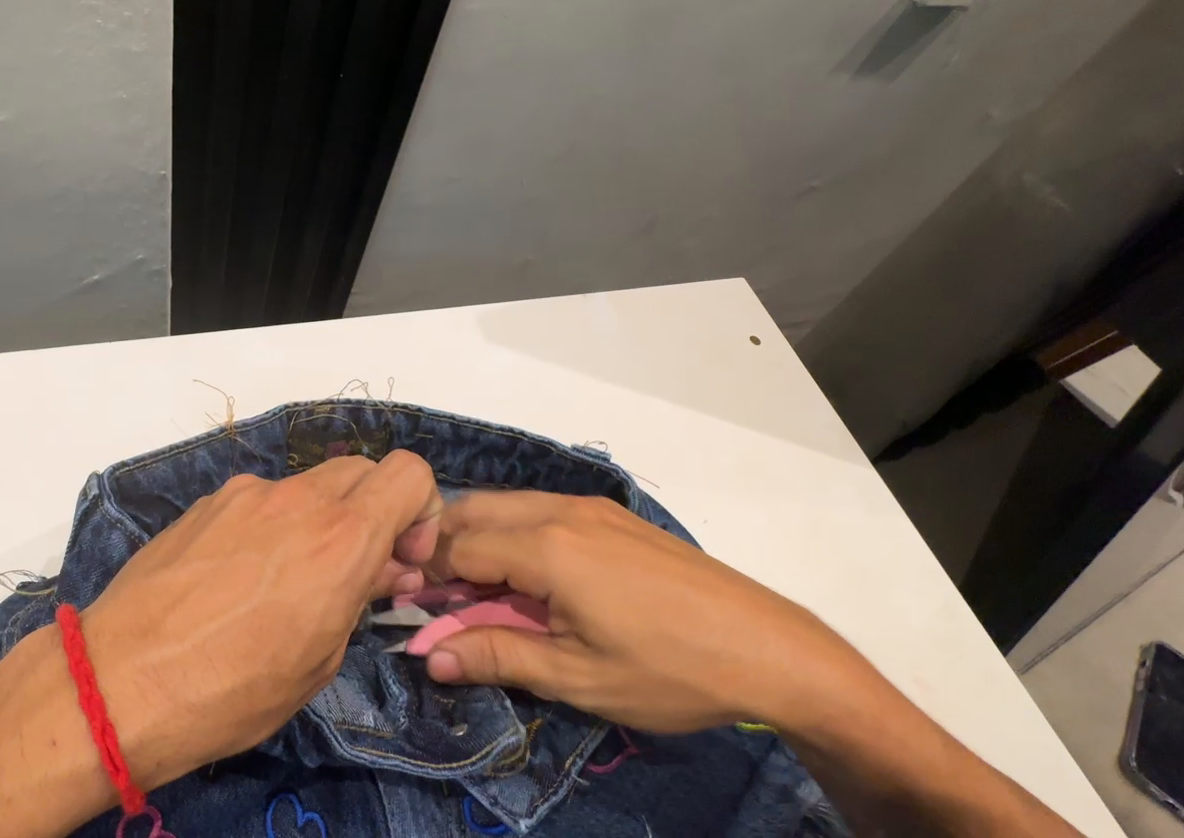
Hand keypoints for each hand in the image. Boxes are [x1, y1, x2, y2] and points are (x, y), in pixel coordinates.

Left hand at [82, 449, 442, 788]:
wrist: (120, 681)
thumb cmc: (233, 690)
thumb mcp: (319, 659)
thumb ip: (361, 596)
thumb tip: (387, 567)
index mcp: (340, 538)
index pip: (409, 474)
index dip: (419, 510)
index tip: (398, 558)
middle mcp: (298, 499)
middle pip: (361, 471)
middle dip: (371, 512)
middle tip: (351, 569)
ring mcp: (245, 494)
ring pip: (307, 486)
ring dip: (317, 519)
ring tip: (284, 581)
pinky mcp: (205, 503)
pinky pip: (258, 501)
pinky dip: (269, 525)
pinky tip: (237, 577)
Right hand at [424, 491, 858, 733]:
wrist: (769, 648)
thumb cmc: (669, 670)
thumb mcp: (577, 677)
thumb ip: (498, 656)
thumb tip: (430, 656)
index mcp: (546, 547)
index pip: (458, 546)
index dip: (428, 576)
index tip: (414, 606)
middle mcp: (561, 511)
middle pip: (475, 511)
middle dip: (444, 546)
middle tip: (437, 595)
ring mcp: (591, 508)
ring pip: (508, 506)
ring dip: (479, 537)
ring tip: (479, 590)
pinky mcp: (613, 516)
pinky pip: (541, 510)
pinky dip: (514, 532)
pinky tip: (527, 575)